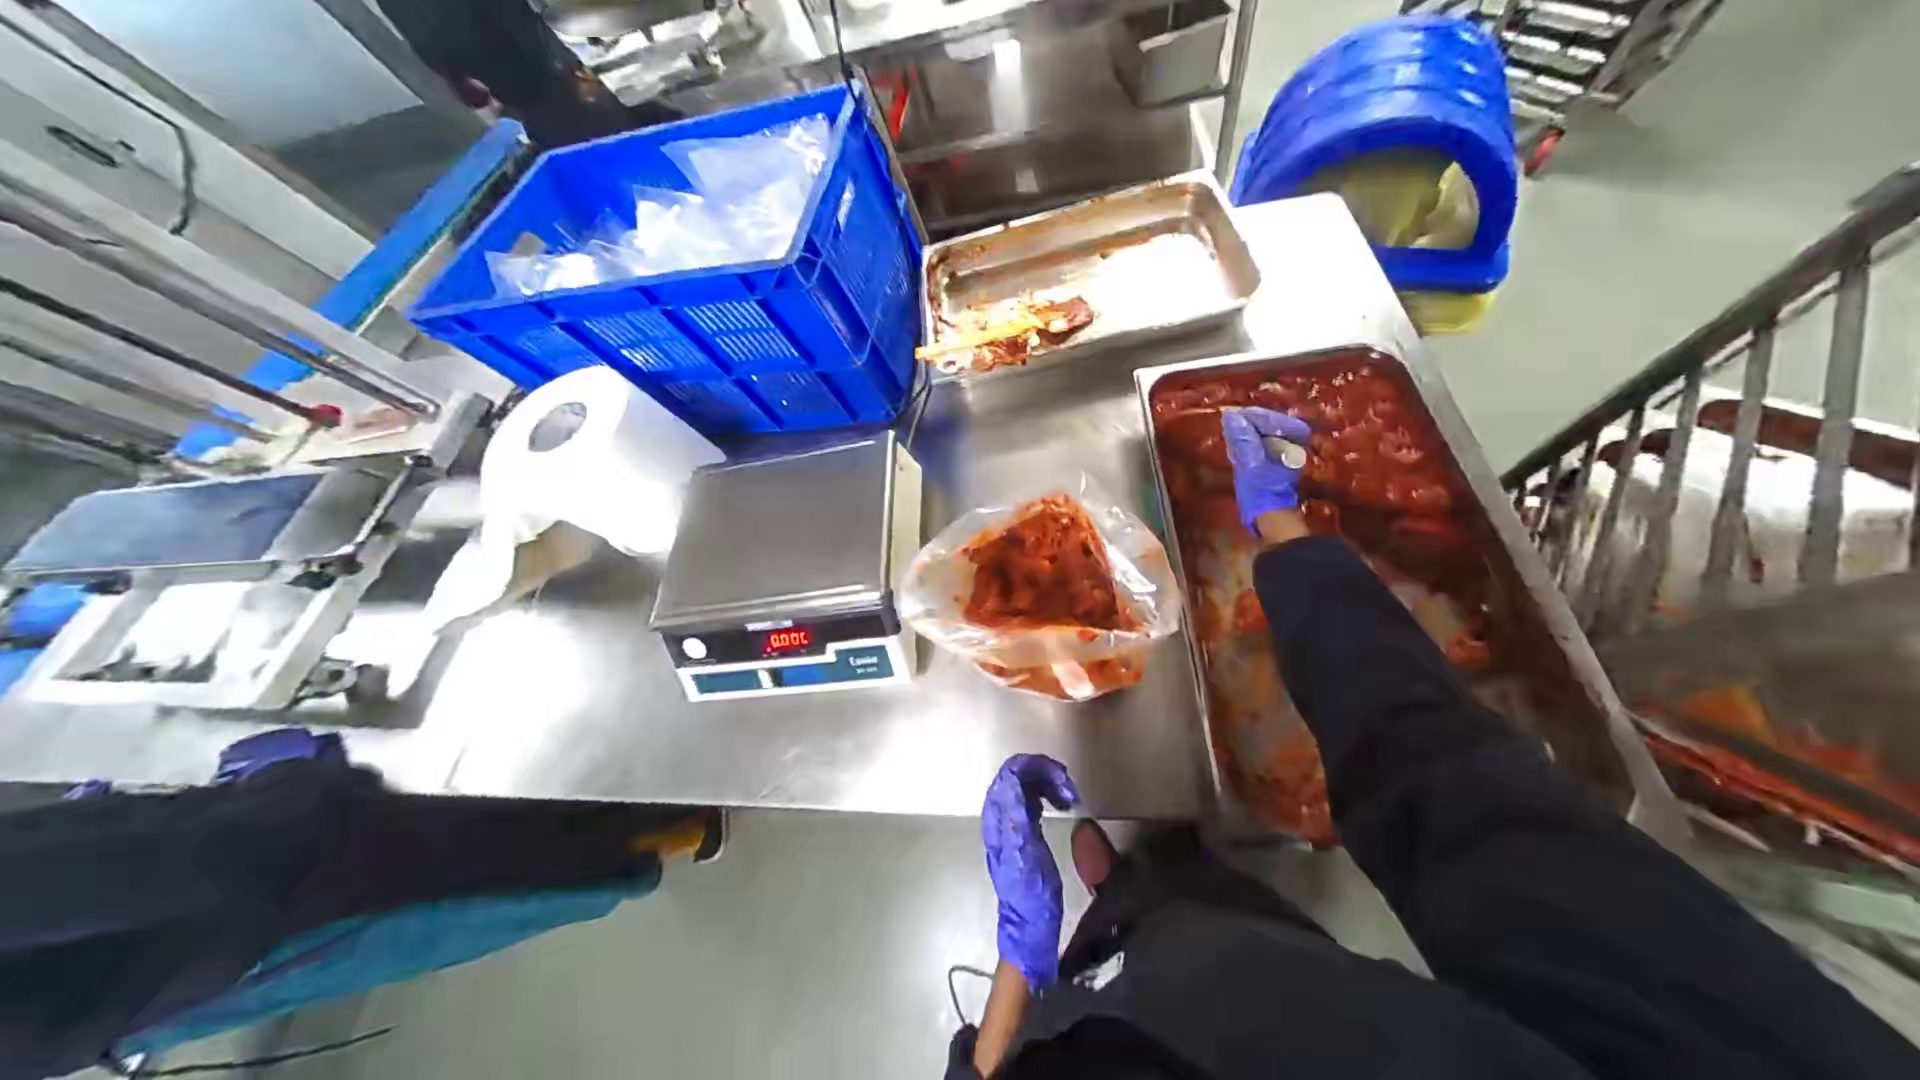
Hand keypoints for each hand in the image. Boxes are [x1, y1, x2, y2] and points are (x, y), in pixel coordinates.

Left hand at [982, 754, 1078, 990]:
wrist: (1030, 927)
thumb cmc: (1029, 895)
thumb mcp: (1025, 855)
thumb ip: (1017, 818)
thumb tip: (1012, 779)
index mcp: (998, 819)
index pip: (1009, 774)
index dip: (1035, 767)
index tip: (1062, 777)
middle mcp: (1000, 816)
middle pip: (1018, 775)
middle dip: (1045, 773)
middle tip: (1070, 788)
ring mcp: (1011, 822)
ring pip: (1026, 785)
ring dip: (1048, 783)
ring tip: (1069, 796)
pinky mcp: (1022, 830)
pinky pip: (1032, 799)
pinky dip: (1048, 795)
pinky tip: (1061, 804)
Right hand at [1221, 406, 1313, 533]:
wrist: (1270, 519)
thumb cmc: (1261, 491)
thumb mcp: (1250, 463)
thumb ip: (1244, 439)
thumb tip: (1232, 416)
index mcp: (1290, 445)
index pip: (1274, 420)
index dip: (1256, 416)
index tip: (1235, 414)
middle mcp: (1289, 449)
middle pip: (1270, 428)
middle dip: (1251, 423)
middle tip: (1230, 420)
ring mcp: (1280, 460)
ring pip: (1265, 438)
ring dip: (1248, 433)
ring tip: (1230, 430)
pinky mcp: (1270, 470)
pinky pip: (1259, 449)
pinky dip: (1248, 445)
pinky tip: (1236, 447)